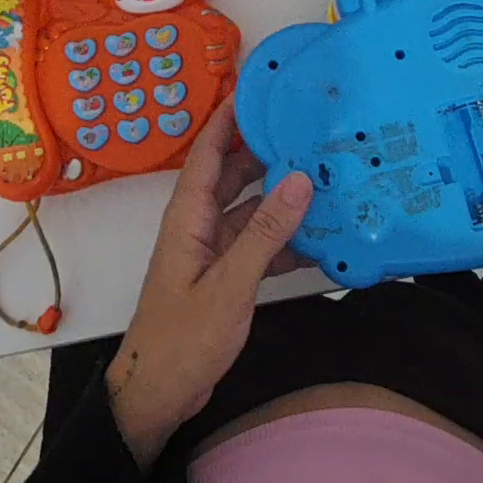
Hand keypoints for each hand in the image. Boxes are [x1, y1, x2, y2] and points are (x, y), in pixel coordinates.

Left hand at [106, 98, 312, 468]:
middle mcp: (199, 225)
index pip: (209, 153)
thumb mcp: (230, 284)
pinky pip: (256, 244)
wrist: (159, 393)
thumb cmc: (184, 338)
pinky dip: (282, 238)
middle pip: (232, 175)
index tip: (256, 89)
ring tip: (324, 176)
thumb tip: (298, 178)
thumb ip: (265, 232)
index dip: (227, 119)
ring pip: (249, 210)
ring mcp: (211, 251)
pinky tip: (319, 236)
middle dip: (264, 151)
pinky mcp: (224, 276)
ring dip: (280, 197)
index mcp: (189, 216)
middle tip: (307, 130)